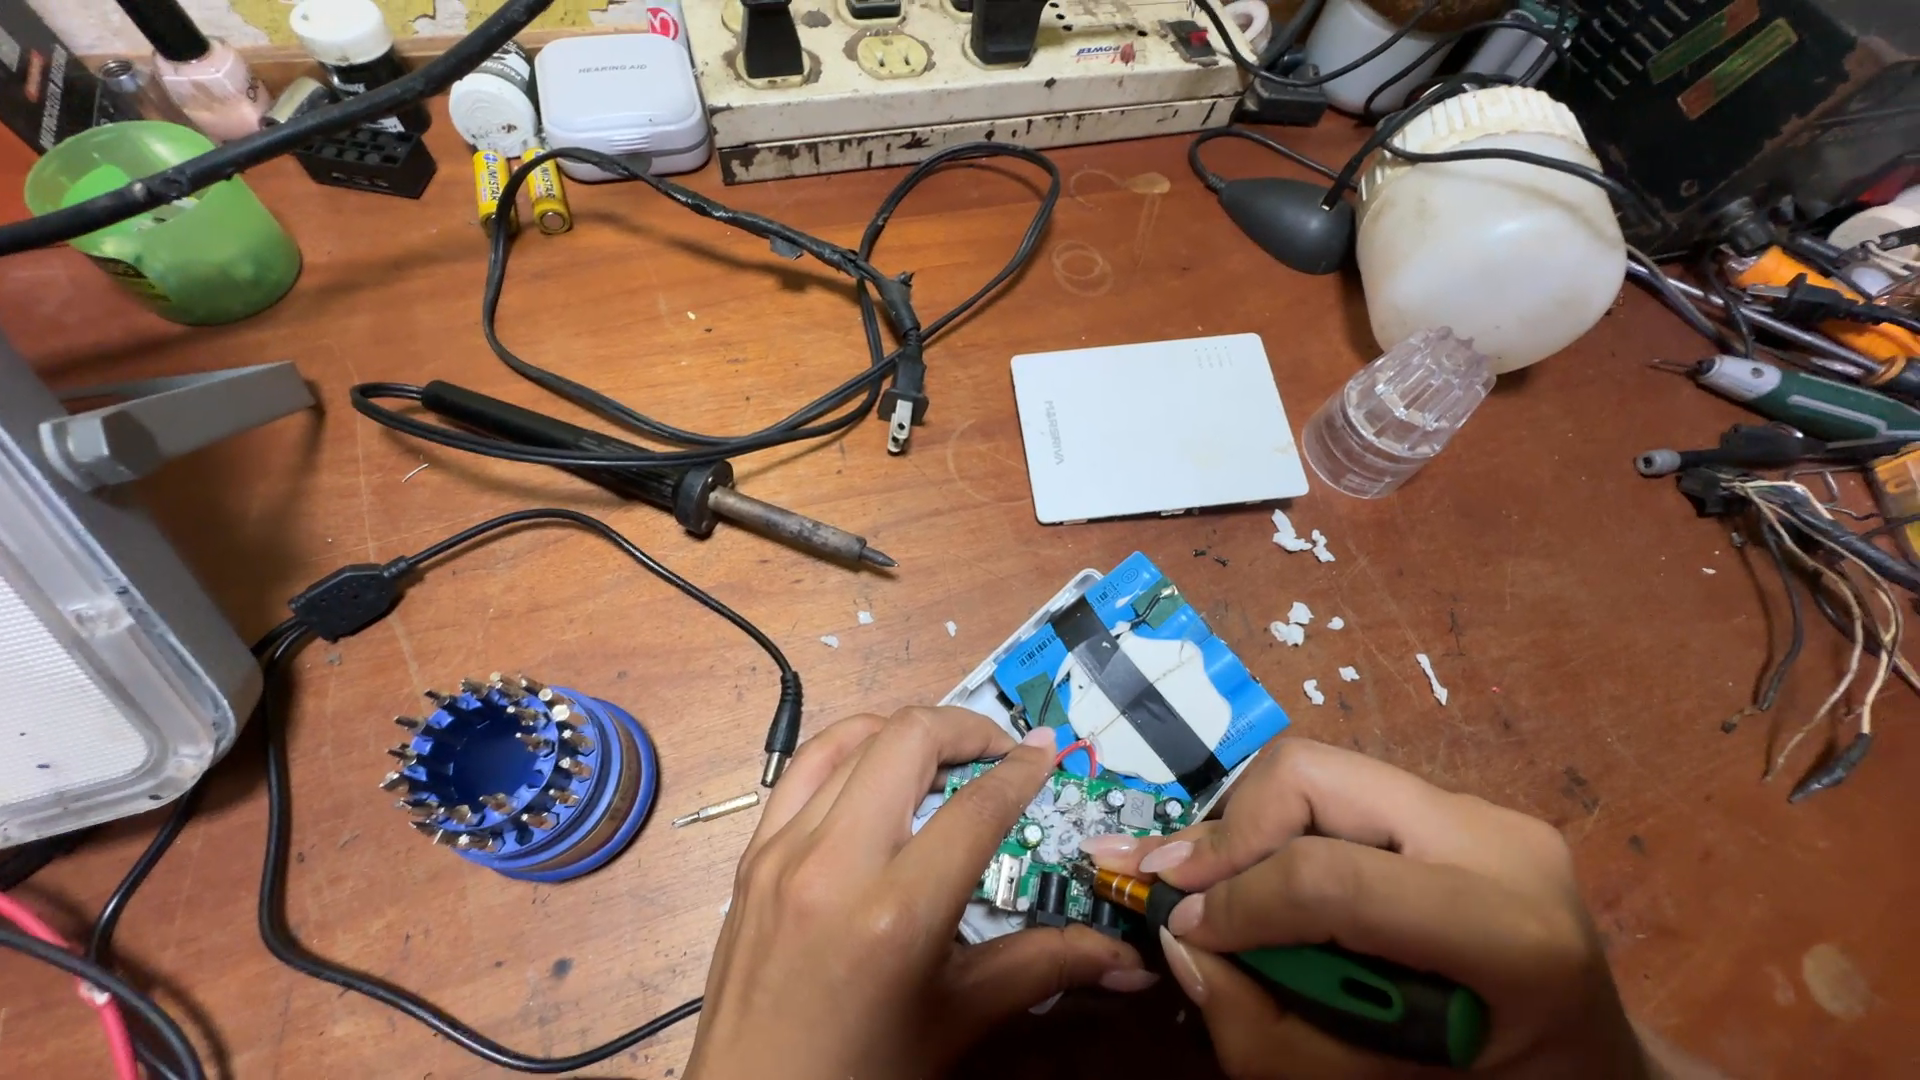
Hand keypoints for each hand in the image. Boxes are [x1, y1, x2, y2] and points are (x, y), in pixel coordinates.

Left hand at [686, 707, 1155, 1079]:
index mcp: (897, 913)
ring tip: (944, 754)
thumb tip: (1126, 962)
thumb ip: (1046, 968)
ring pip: (854, 738)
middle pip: (909, 740)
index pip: (975, 808)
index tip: (1042, 754)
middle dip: (965, 728)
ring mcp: (785, 850)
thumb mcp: (960, 1018)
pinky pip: (804, 766)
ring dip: (908, 731)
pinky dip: (851, 745)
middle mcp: (836, 862)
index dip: (1020, 771)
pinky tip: (876, 763)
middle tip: (997, 752)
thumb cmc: (864, 1070)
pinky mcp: (755, 852)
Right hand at [1081, 738, 1648, 1078]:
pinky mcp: (1450, 803)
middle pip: (1308, 774)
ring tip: (1212, 879)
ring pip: (1311, 770)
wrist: (1600, 1074)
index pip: (1331, 876)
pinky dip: (1276, 828)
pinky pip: (1332, 791)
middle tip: (1177, 880)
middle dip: (1229, 830)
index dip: (1237, 899)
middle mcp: (1493, 839)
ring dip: (1246, 827)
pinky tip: (1260, 870)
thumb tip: (1178, 938)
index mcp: (1507, 932)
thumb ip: (1262, 1033)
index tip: (1179, 925)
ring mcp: (1476, 810)